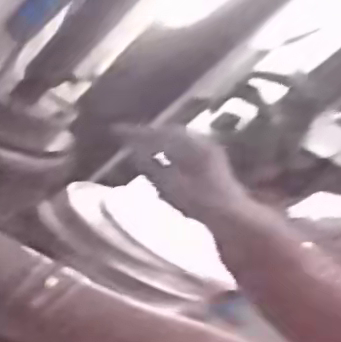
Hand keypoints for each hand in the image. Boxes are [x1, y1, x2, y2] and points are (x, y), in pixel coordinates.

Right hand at [115, 125, 250, 221]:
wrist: (225, 211)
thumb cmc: (194, 202)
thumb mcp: (167, 185)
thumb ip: (151, 166)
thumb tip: (133, 152)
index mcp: (194, 149)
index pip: (160, 134)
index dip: (136, 132)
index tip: (114, 130)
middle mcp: (203, 144)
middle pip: (171, 131)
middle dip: (146, 131)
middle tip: (122, 132)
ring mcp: (207, 150)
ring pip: (177, 136)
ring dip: (155, 136)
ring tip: (135, 139)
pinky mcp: (208, 158)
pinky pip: (182, 143)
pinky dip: (164, 143)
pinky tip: (153, 150)